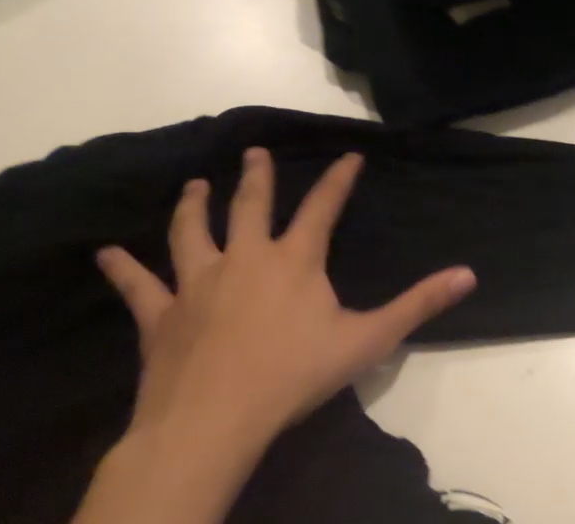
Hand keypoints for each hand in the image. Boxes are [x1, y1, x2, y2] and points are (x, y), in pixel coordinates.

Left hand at [95, 147, 476, 452]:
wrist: (210, 423)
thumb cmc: (292, 377)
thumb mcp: (368, 340)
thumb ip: (418, 304)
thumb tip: (469, 274)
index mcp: (295, 260)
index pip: (322, 206)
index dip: (338, 179)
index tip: (350, 156)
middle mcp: (245, 258)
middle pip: (250, 207)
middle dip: (254, 177)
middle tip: (252, 153)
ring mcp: (196, 284)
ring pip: (192, 233)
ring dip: (193, 206)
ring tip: (193, 185)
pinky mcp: (160, 316)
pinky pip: (138, 285)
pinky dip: (122, 268)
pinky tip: (105, 253)